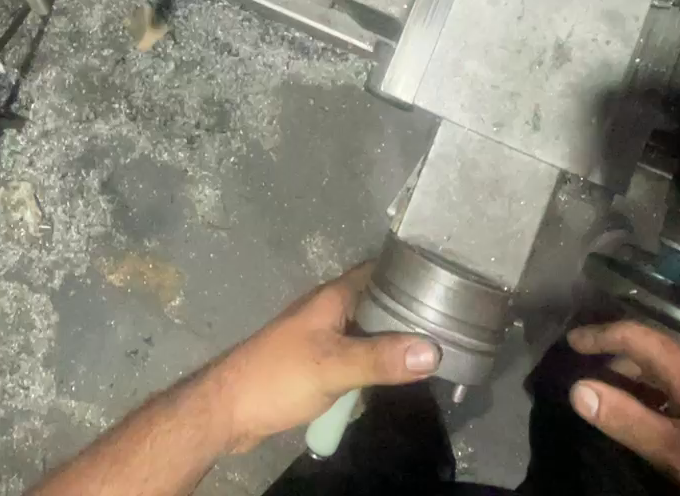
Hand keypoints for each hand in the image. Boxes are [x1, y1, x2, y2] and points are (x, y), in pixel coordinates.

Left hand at [199, 264, 439, 452]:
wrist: (229, 409)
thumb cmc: (279, 375)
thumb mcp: (334, 366)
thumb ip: (381, 358)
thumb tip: (433, 350)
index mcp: (334, 296)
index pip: (379, 270)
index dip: (410, 273)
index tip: (447, 282)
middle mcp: (330, 308)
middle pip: (377, 300)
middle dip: (408, 309)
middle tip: (450, 321)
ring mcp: (323, 334)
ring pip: (367, 327)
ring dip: (392, 336)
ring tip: (433, 345)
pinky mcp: (318, 360)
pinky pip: (357, 350)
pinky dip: (376, 357)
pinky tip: (395, 372)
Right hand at [566, 322, 679, 495]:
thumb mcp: (677, 455)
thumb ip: (626, 420)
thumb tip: (576, 388)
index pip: (635, 334)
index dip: (599, 336)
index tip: (570, 343)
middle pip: (655, 345)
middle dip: (618, 355)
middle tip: (589, 372)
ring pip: (676, 365)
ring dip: (643, 375)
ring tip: (619, 395)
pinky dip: (667, 388)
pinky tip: (664, 415)